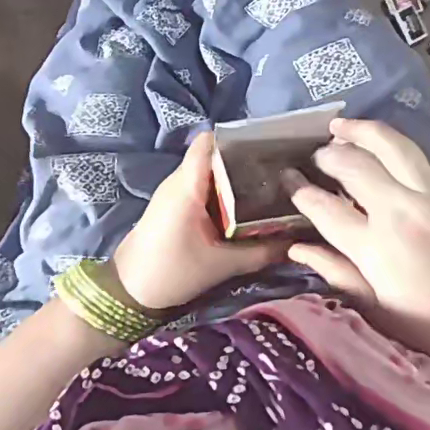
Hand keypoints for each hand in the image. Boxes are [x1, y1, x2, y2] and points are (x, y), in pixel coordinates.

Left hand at [112, 131, 281, 309]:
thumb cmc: (172, 272)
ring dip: (236, 179)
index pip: (210, 142)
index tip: (270, 147)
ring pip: (211, 173)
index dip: (239, 139)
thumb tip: (298, 243)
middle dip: (247, 161)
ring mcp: (175, 192)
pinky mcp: (174, 206)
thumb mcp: (222, 265)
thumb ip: (262, 253)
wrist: (130, 291)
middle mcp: (180, 180)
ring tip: (271, 188)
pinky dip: (224, 193)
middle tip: (281, 173)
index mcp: (187, 185)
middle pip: (216, 156)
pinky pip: (204, 188)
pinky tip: (247, 208)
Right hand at [286, 81, 429, 375]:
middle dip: (325, 158)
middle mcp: (403, 210)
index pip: (323, 207)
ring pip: (393, 146)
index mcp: (377, 247)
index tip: (285, 183)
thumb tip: (295, 249)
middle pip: (353, 167)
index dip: (299, 192)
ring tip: (339, 125)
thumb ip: (338, 274)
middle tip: (311, 160)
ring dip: (363, 130)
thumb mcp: (381, 312)